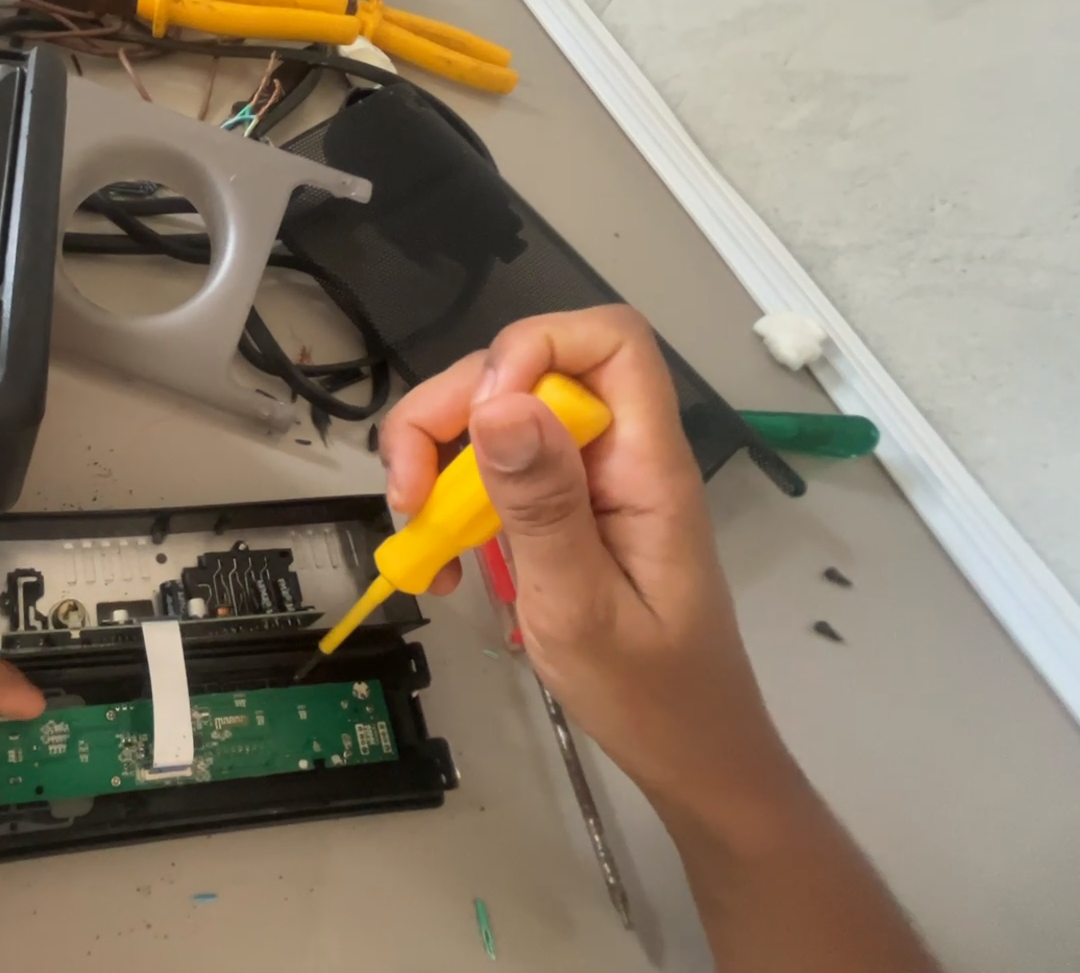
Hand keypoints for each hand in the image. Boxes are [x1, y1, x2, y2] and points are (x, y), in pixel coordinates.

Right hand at [380, 307, 797, 816]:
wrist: (682, 750)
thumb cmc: (647, 692)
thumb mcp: (581, 604)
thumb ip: (544, 505)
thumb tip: (500, 408)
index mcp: (643, 463)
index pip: (607, 341)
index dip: (531, 350)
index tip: (476, 421)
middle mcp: (608, 452)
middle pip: (519, 371)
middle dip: (443, 417)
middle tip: (409, 495)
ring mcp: (575, 476)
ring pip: (485, 417)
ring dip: (429, 462)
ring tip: (416, 532)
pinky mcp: (548, 503)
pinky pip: (479, 468)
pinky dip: (440, 502)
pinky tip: (438, 557)